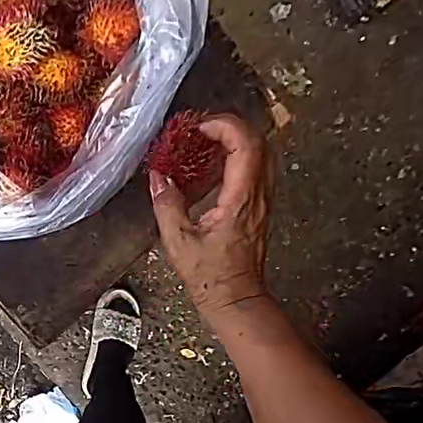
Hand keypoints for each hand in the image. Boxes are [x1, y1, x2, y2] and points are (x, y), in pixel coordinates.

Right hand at [150, 114, 274, 322]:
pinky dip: (237, 156)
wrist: (235, 296)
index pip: (244, 143)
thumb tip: (158, 178)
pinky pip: (256, 168)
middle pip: (258, 140)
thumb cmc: (210, 276)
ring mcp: (264, 199)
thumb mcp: (178, 241)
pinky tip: (213, 167)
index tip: (198, 128)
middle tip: (201, 130)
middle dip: (229, 127)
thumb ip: (167, 204)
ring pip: (261, 151)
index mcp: (241, 198)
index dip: (222, 126)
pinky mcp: (260, 206)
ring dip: (235, 140)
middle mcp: (259, 194)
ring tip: (205, 143)